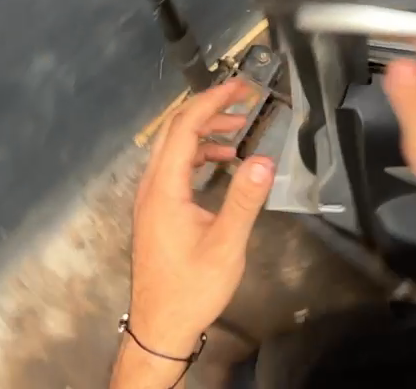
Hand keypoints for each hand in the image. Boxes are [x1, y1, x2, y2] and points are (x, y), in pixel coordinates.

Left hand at [126, 78, 275, 357]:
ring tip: (238, 125)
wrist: (159, 330)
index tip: (241, 86)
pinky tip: (222, 159)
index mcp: (164, 187)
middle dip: (208, 106)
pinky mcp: (155, 209)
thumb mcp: (225, 245)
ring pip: (173, 145)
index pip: (185, 126)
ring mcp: (150, 197)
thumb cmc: (191, 288)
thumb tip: (265, 159)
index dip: (212, 100)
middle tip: (242, 96)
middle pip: (174, 129)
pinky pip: (174, 164)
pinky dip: (198, 151)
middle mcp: (151, 185)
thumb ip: (244, 200)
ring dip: (204, 128)